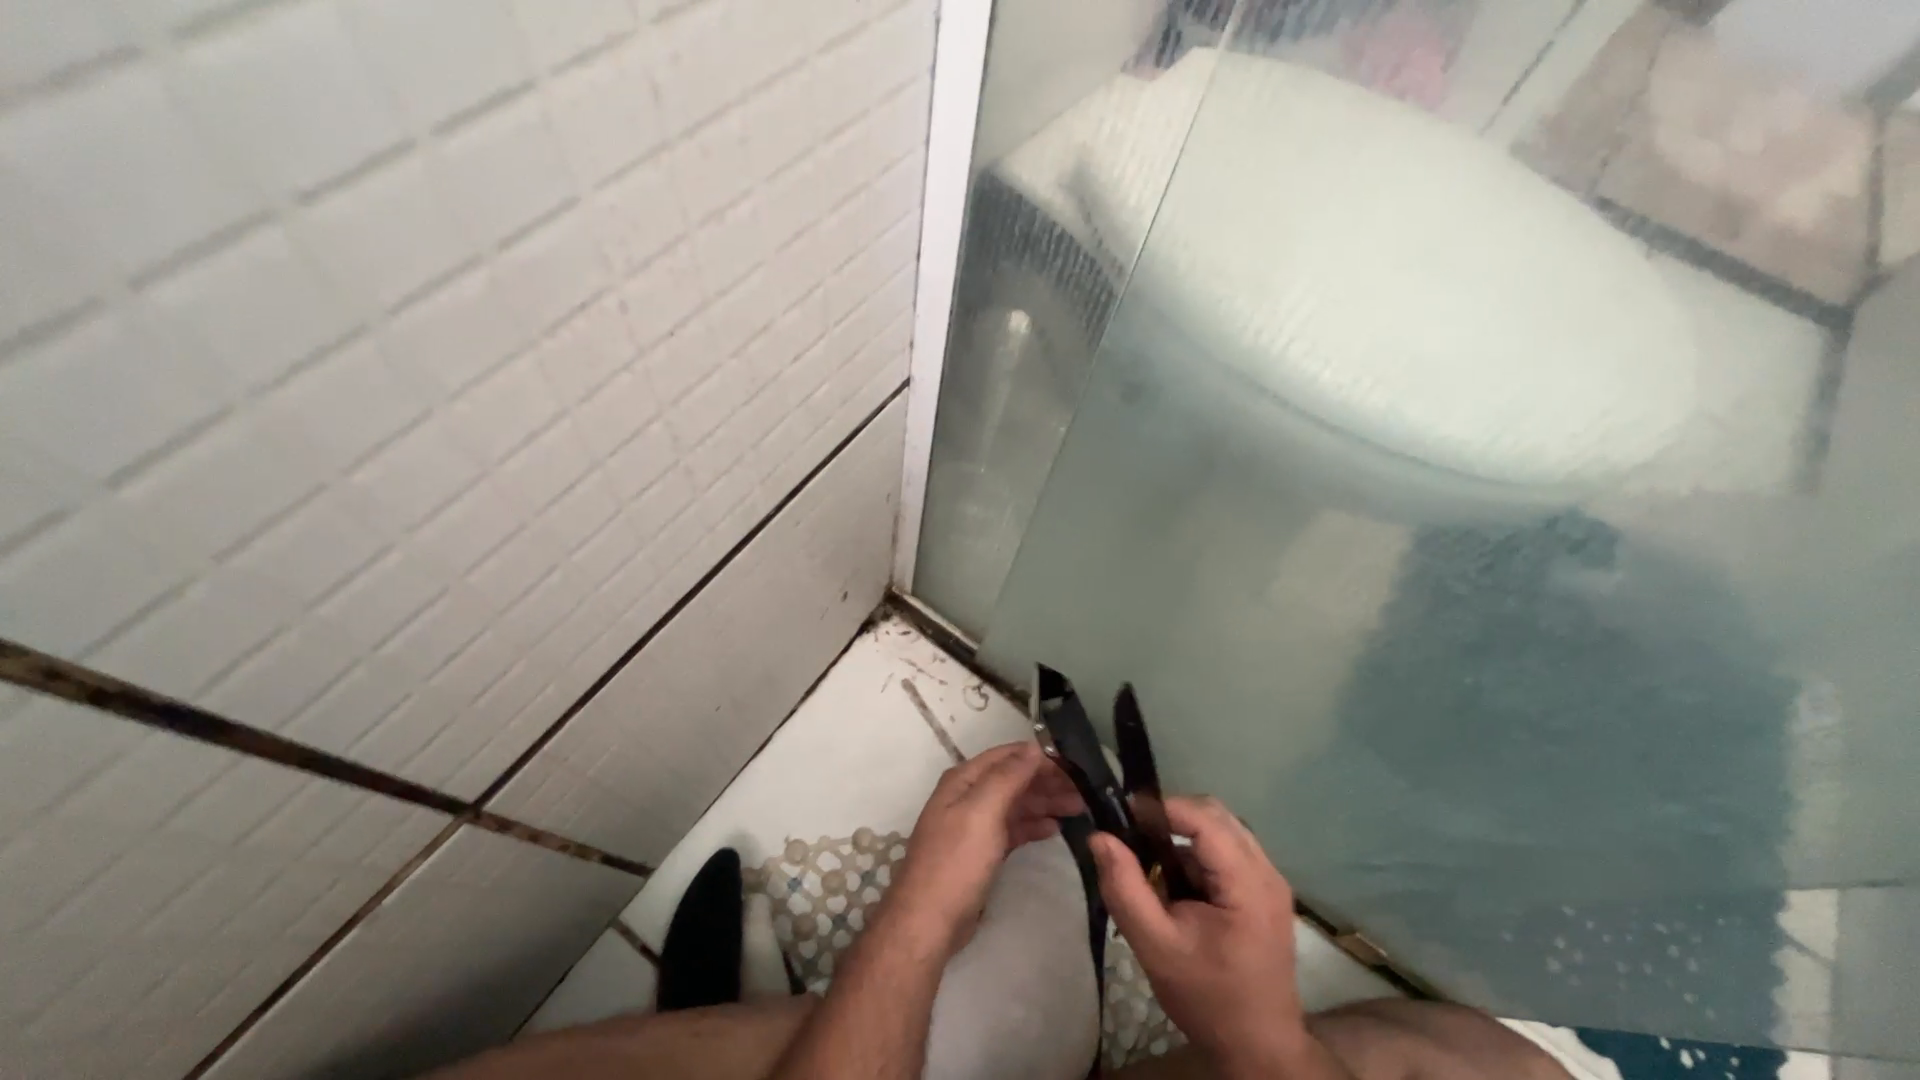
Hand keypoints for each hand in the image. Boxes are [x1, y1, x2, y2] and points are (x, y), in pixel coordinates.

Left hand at [886, 742, 1083, 956]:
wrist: (929, 920)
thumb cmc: (956, 862)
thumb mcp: (982, 812)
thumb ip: (1007, 777)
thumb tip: (1034, 748)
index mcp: (964, 780)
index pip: (1008, 756)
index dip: (1040, 758)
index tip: (1075, 765)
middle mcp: (968, 796)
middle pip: (1013, 779)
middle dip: (1047, 781)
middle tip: (1084, 792)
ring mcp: (974, 825)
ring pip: (1015, 804)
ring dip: (1044, 803)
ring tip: (1078, 808)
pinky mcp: (981, 851)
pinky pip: (1012, 829)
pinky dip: (1032, 826)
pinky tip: (1055, 829)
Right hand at [1090, 796, 1309, 1078]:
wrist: (1257, 1047)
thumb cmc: (1206, 997)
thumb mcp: (1155, 946)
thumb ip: (1125, 888)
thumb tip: (1100, 837)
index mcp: (1248, 883)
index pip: (1205, 818)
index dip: (1161, 808)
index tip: (1122, 816)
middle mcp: (1267, 873)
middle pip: (1217, 816)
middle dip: (1171, 819)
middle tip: (1132, 838)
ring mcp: (1271, 883)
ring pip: (1224, 831)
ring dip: (1185, 837)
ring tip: (1150, 865)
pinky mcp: (1265, 894)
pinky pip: (1229, 853)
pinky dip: (1198, 856)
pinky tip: (1175, 886)